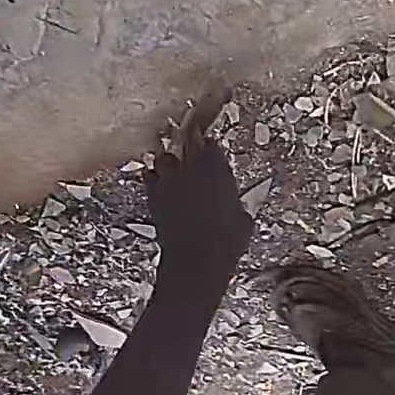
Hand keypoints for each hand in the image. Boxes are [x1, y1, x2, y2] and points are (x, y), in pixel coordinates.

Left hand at [147, 94, 251, 282]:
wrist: (196, 260)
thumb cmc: (227, 241)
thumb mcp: (244, 219)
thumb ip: (239, 203)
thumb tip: (240, 207)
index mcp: (215, 168)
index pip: (212, 141)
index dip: (214, 141)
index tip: (216, 136)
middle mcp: (189, 167)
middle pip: (186, 139)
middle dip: (192, 136)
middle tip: (196, 134)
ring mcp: (168, 181)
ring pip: (166, 157)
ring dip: (172, 160)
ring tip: (178, 165)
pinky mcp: (152, 196)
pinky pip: (151, 177)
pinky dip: (157, 178)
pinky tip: (162, 183)